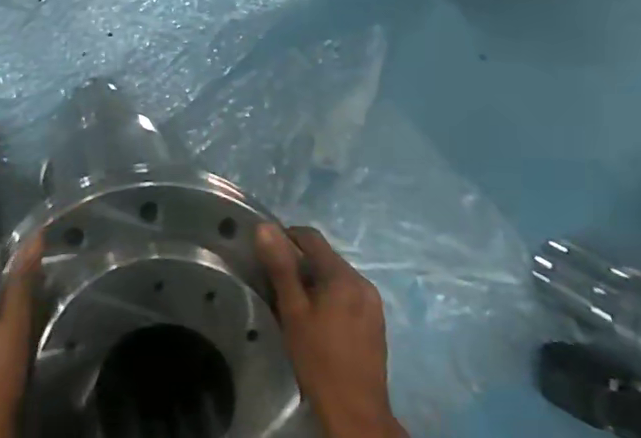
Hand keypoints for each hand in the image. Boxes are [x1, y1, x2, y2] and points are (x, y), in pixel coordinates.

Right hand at [257, 223, 407, 437]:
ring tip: (295, 307)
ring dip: (314, 282)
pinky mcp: (376, 322)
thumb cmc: (319, 359)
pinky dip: (330, 298)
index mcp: (343, 276)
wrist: (356, 413)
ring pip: (336, 277)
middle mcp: (362, 282)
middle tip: (277, 287)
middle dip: (299, 264)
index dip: (286, 238)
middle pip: (325, 257)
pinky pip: (348, 296)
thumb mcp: (293, 311)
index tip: (267, 256)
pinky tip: (318, 323)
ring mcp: (372, 303)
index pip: (311, 237)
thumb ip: (280, 267)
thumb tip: (265, 227)